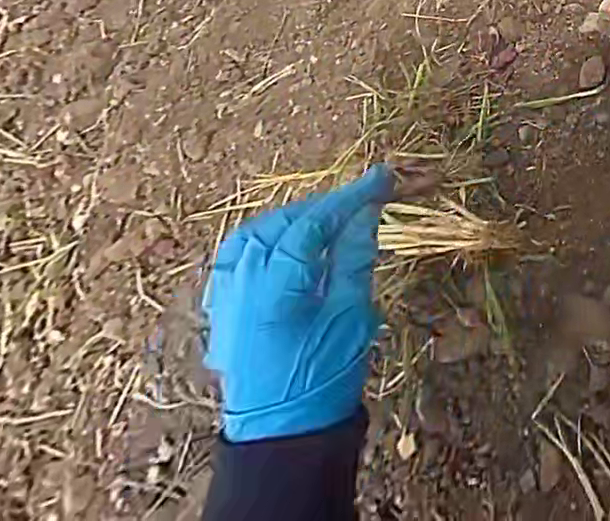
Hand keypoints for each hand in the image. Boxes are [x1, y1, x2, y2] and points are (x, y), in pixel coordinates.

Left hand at [204, 166, 392, 441]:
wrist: (284, 432)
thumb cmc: (325, 373)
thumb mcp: (352, 313)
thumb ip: (354, 257)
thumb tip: (367, 212)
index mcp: (273, 290)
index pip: (313, 224)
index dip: (350, 197)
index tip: (384, 176)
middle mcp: (239, 289)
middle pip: (279, 224)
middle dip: (323, 205)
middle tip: (364, 197)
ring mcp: (225, 301)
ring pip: (252, 238)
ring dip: (294, 219)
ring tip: (332, 216)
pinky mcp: (225, 312)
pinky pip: (239, 260)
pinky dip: (270, 240)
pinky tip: (295, 244)